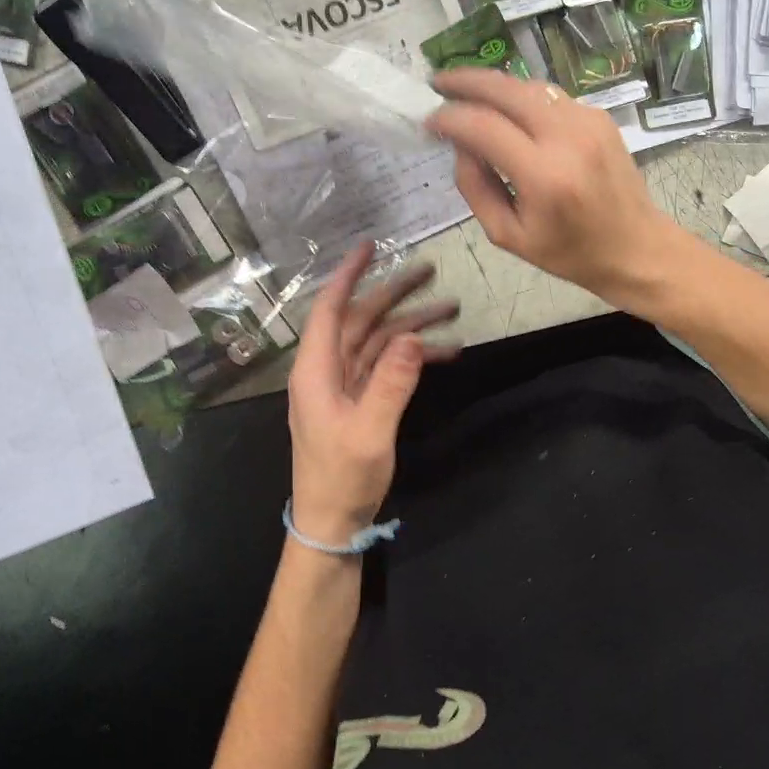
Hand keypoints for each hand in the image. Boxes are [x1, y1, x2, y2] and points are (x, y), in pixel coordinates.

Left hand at [287, 243, 457, 545]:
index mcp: (316, 371)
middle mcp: (327, 370)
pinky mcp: (358, 402)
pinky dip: (412, 357)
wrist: (332, 522)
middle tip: (433, 272)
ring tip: (452, 309)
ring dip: (411, 326)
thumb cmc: (342, 477)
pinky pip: (386, 367)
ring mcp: (343, 386)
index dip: (348, 275)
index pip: (330, 309)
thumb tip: (413, 339)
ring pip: (378, 341)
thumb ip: (391, 383)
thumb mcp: (369, 431)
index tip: (370, 246)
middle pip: (361, 319)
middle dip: (395, 294)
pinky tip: (445, 353)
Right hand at [426, 68, 685, 304]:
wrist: (636, 248)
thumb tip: (460, 144)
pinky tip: (507, 110)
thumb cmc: (568, 252)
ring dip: (494, 85)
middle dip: (466, 81)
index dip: (449, 117)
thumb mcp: (508, 235)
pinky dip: (523, 98)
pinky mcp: (599, 117)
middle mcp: (567, 138)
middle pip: (506, 90)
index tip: (429, 120)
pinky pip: (550, 97)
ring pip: (529, 87)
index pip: (483, 127)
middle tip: (438, 82)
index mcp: (544, 176)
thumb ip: (476, 187)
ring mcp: (588, 121)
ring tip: (466, 91)